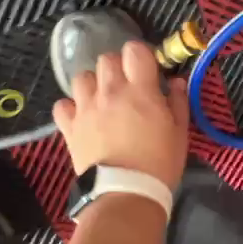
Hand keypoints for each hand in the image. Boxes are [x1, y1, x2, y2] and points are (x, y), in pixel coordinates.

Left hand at [53, 41, 189, 190]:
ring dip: (93, 84)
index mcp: (140, 90)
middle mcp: (110, 92)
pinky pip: (62, 105)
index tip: (147, 71)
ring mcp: (86, 108)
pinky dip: (71, 108)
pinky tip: (82, 117)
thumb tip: (176, 81)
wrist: (126, 193)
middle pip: (106, 59)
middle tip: (126, 87)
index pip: (134, 50)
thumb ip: (178, 102)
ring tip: (102, 100)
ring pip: (82, 77)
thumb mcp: (179, 133)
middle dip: (117, 68)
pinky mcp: (70, 127)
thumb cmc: (159, 164)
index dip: (140, 56)